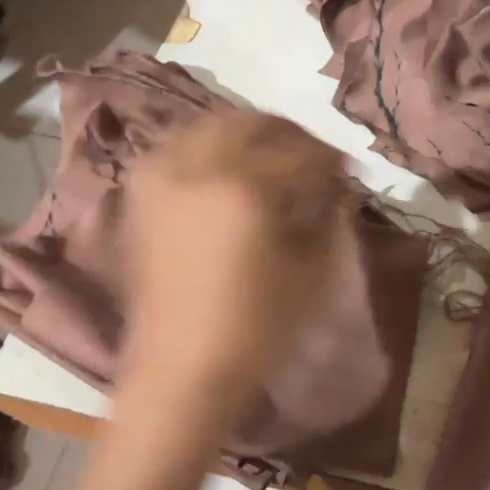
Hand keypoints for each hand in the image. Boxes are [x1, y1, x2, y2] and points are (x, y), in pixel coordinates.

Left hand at [121, 108, 349, 399]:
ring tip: (271, 160)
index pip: (302, 151)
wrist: (182, 367)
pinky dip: (208, 149)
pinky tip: (228, 172)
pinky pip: (178, 148)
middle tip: (314, 158)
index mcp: (245, 186)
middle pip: (252, 122)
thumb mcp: (313, 271)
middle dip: (290, 134)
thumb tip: (336, 186)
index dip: (333, 159)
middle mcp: (196, 166)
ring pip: (210, 126)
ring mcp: (160, 176)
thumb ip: (327, 216)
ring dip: (248, 134)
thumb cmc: (258, 327)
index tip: (349, 174)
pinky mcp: (140, 194)